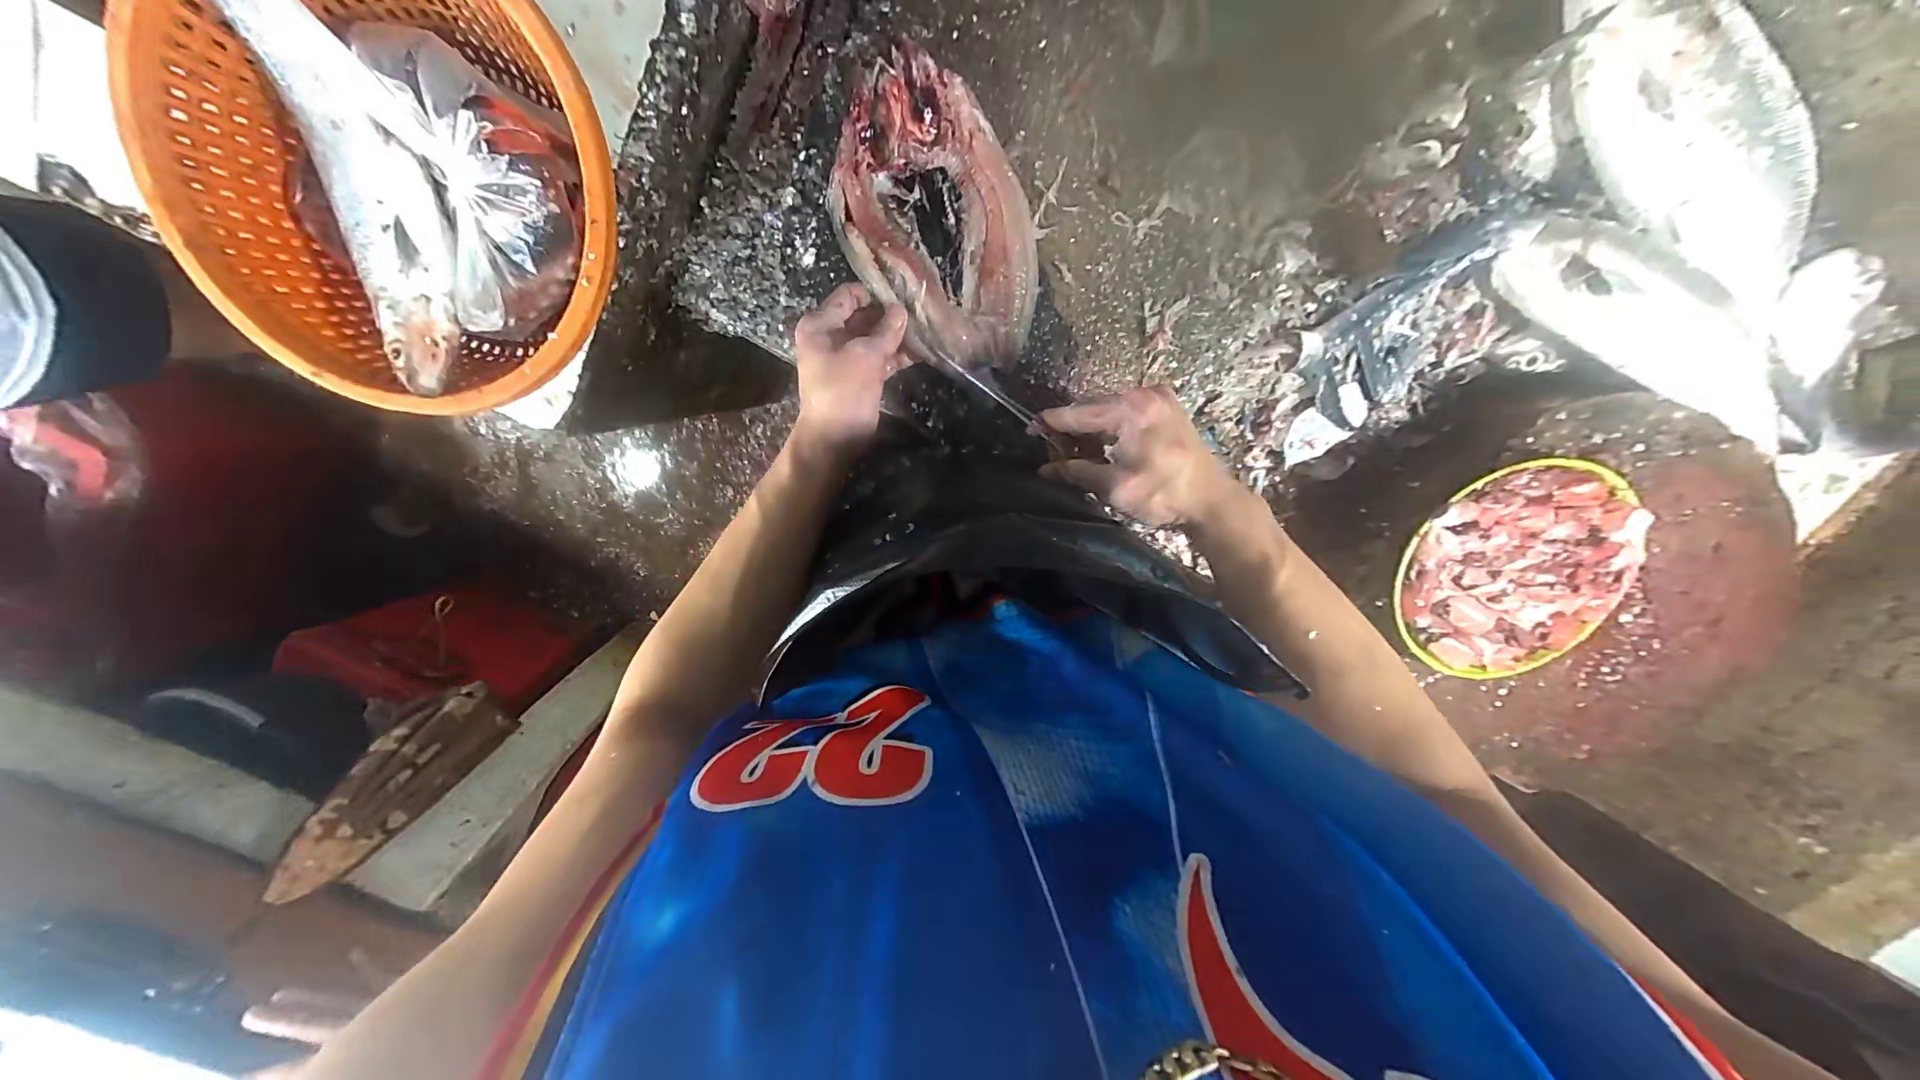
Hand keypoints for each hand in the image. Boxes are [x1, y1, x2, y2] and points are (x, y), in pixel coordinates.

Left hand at [791, 283, 909, 458]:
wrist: (835, 438)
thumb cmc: (843, 391)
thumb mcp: (865, 355)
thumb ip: (885, 330)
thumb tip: (901, 310)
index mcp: (820, 325)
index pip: (848, 296)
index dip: (874, 294)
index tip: (902, 296)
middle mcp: (829, 337)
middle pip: (863, 317)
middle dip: (889, 316)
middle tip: (919, 313)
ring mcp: (844, 358)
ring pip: (873, 338)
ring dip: (896, 337)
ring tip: (925, 332)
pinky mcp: (859, 376)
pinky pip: (879, 358)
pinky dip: (895, 355)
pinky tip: (919, 353)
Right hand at [1037, 387, 1247, 527]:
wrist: (1212, 500)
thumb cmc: (1164, 494)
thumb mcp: (1115, 486)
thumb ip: (1079, 472)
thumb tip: (1046, 469)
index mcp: (1132, 410)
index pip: (1081, 412)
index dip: (1053, 422)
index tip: (1030, 428)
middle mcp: (1145, 394)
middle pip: (1095, 406)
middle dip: (1072, 426)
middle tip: (1050, 444)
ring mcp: (1159, 398)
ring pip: (1110, 408)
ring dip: (1091, 426)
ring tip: (1072, 447)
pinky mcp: (1167, 407)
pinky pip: (1127, 411)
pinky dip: (1110, 425)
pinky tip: (1100, 442)